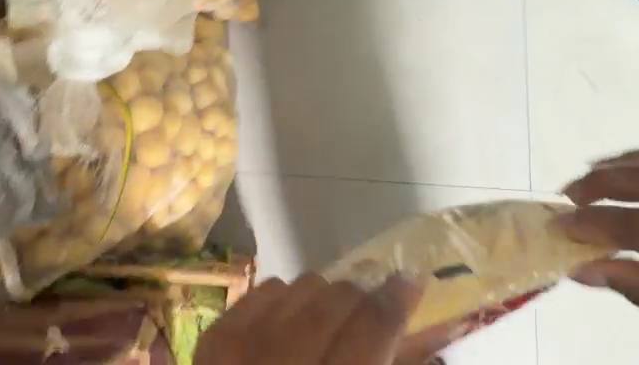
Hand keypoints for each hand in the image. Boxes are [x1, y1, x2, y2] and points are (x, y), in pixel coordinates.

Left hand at [196, 273, 424, 364]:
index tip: (412, 281)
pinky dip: (286, 300)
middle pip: (339, 299)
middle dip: (364, 295)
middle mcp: (284, 364)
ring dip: (326, 297)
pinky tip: (291, 325)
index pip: (372, 328)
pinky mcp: (215, 340)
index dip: (397, 299)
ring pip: (305, 285)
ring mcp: (242, 349)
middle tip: (374, 304)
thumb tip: (423, 348)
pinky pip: (267, 290)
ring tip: (332, 319)